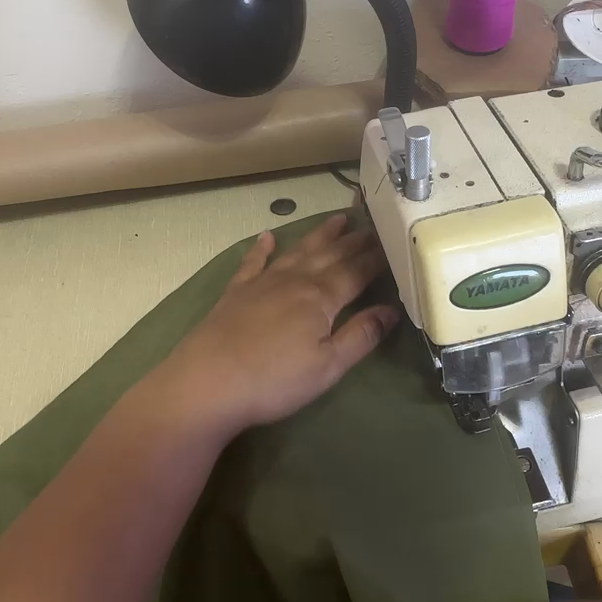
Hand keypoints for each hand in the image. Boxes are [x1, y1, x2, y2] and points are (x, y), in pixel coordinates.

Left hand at [155, 215, 397, 432]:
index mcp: (321, 298)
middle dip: (354, 240)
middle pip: (330, 255)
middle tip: (374, 224)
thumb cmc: (275, 380)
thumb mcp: (328, 366)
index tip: (394, 244)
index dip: (376, 258)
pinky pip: (253, 262)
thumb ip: (361, 335)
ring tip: (337, 219)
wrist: (207, 383)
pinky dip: (261, 248)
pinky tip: (266, 235)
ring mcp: (262, 283)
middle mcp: (294, 280)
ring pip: (297, 250)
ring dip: (319, 235)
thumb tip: (391, 310)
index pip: (357, 271)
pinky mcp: (235, 293)